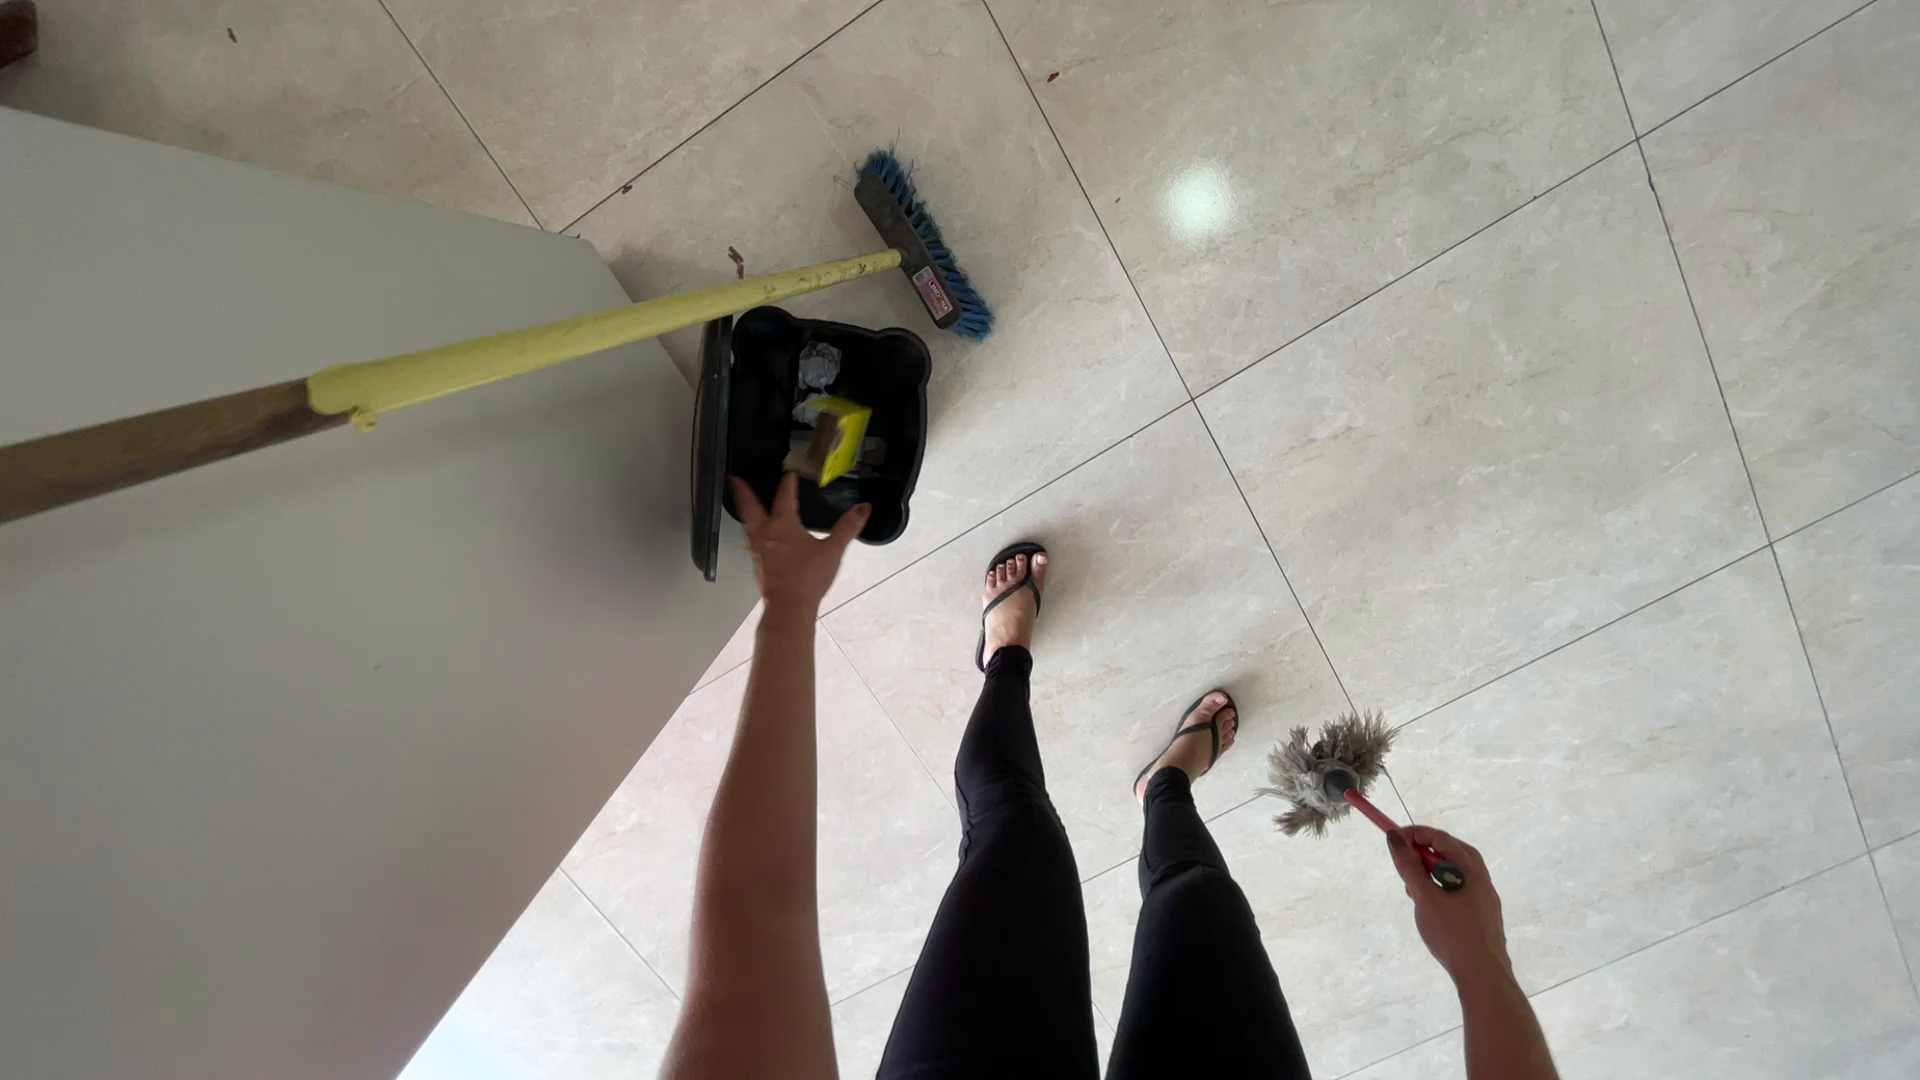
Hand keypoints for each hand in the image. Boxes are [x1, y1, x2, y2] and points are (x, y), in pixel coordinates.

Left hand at [729, 473, 868, 616]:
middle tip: (733, 478)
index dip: (788, 484)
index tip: (789, 473)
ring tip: (744, 505)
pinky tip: (758, 537)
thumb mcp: (832, 551)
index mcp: (783, 525)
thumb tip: (864, 507)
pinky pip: (751, 540)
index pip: (784, 497)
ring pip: (748, 525)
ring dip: (745, 512)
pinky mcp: (757, 565)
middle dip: (742, 491)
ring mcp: (757, 550)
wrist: (789, 607)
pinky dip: (752, 531)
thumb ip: (847, 528)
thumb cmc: (809, 577)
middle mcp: (765, 533)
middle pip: (750, 507)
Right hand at [1388, 825, 1512, 985]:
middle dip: (1424, 850)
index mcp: (1472, 871)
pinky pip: (1457, 887)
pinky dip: (1438, 886)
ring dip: (1430, 870)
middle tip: (1404, 860)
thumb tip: (1394, 836)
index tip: (1392, 840)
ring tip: (1413, 888)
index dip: (1414, 834)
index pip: (1440, 837)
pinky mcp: (1480, 914)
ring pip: (1453, 870)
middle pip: (1450, 850)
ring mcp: (1483, 898)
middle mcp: (1481, 880)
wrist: (1484, 978)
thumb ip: (1408, 865)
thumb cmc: (1452, 933)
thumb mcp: (1424, 896)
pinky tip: (1429, 905)